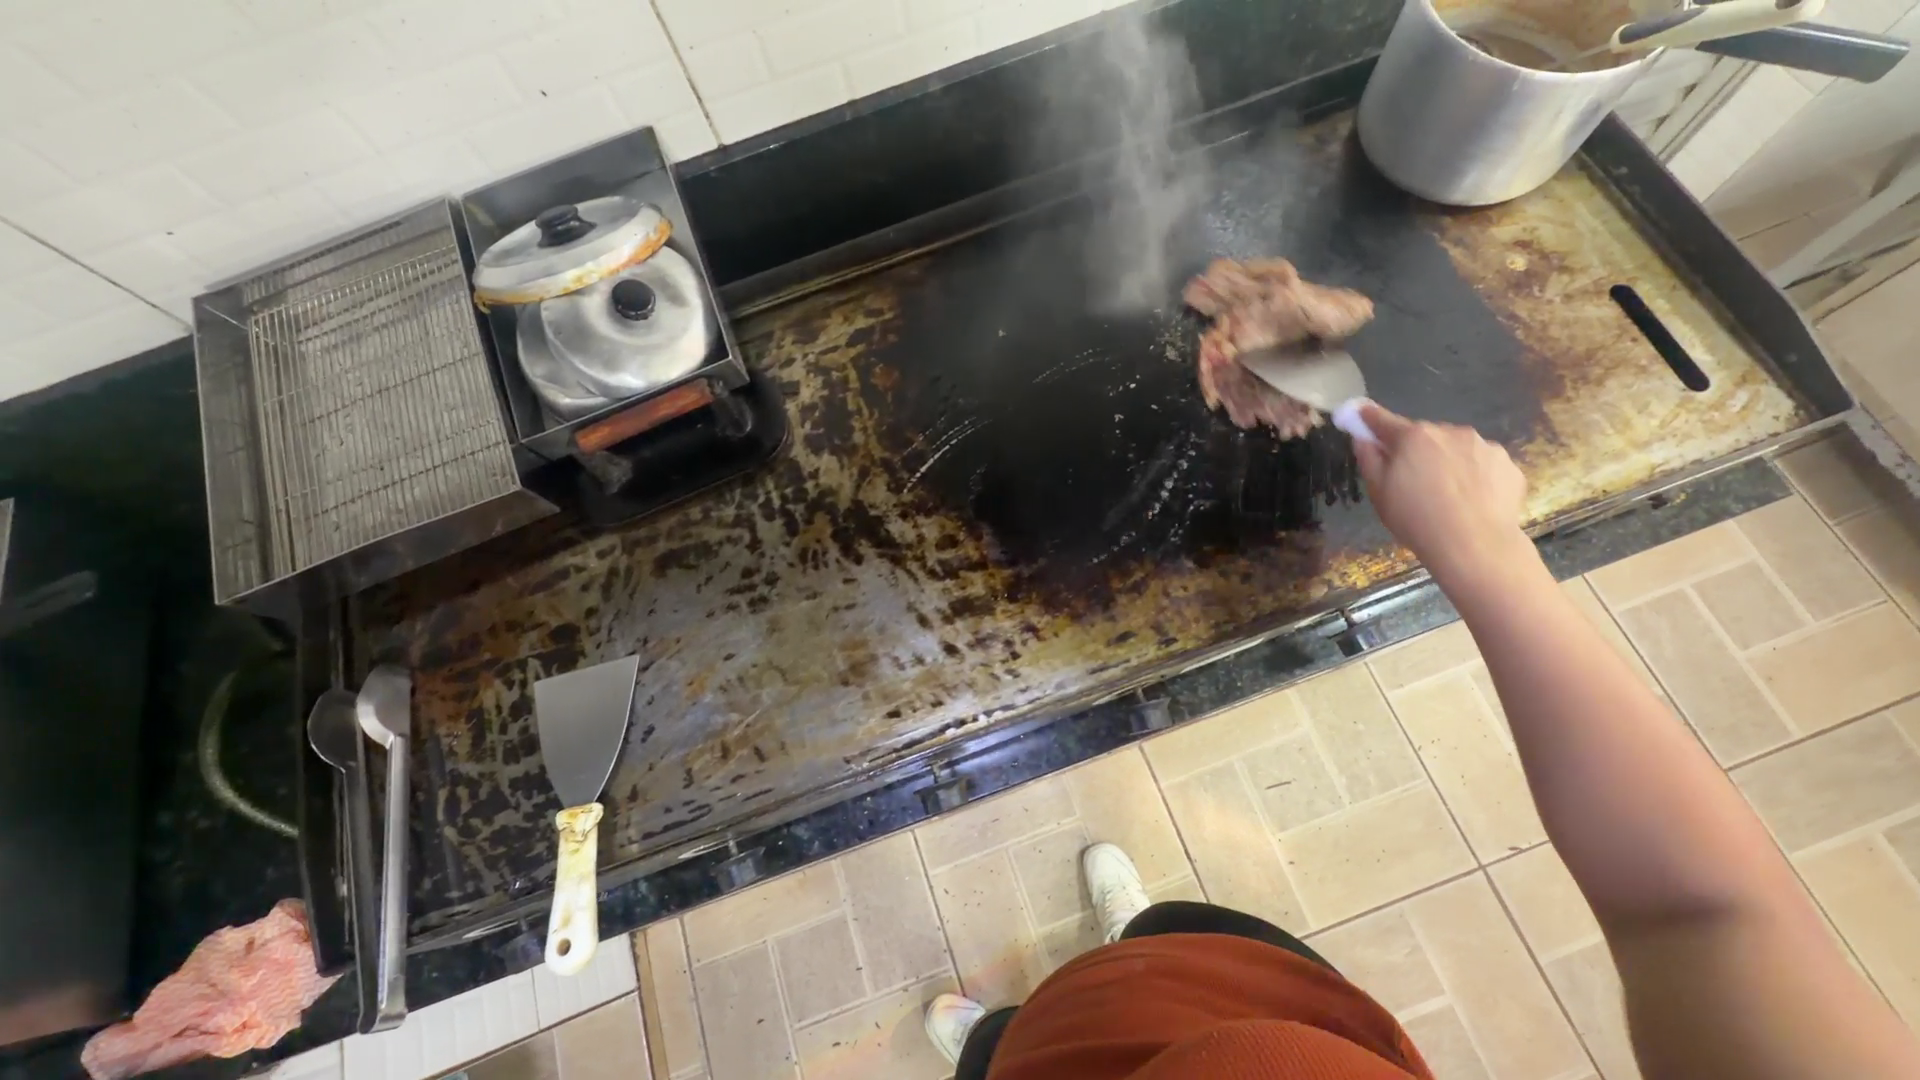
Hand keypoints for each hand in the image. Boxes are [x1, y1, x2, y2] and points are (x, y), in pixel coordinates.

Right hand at [1351, 401, 1529, 582]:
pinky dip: (1475, 476)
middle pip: (1424, 436)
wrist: (1475, 544)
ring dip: (1448, 462)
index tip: (1360, 414)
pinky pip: (1483, 465)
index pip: (1383, 420)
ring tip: (1447, 496)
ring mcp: (1484, 446)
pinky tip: (1472, 500)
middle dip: (1416, 451)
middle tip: (1412, 481)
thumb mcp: (1379, 493)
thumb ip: (1369, 460)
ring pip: (1457, 449)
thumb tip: (1363, 438)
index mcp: (1413, 437)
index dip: (1368, 418)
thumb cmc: (1416, 519)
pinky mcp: (1508, 465)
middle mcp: (1450, 432)